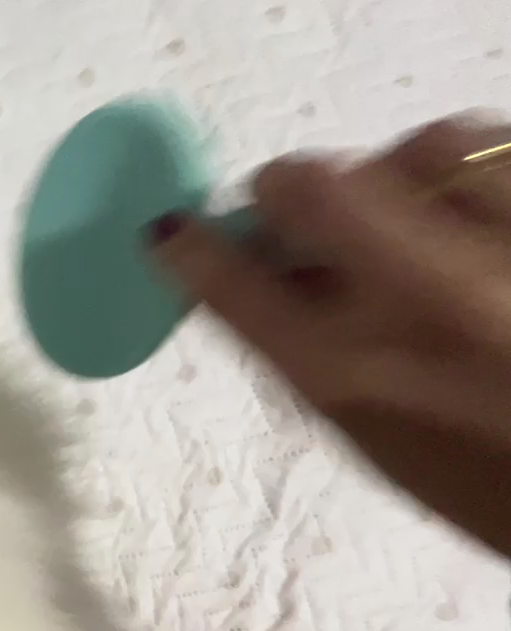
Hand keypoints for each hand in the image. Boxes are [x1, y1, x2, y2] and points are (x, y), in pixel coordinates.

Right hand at [149, 114, 510, 556]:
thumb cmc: (475, 470)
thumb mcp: (360, 425)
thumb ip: (303, 345)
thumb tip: (260, 272)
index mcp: (342, 369)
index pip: (229, 283)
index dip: (189, 247)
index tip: (170, 232)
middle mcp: (418, 299)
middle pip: (317, 182)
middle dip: (290, 189)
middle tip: (296, 211)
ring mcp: (508, 249)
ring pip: (433, 143)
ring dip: (401, 170)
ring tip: (413, 209)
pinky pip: (508, 153)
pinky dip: (479, 174)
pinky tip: (479, 213)